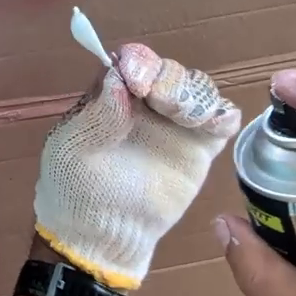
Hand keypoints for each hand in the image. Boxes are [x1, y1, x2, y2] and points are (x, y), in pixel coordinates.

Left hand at [34, 43, 240, 290]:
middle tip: (161, 102)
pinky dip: (223, 114)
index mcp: (113, 93)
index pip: (134, 60)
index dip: (140, 63)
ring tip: (185, 119)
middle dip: (170, 79)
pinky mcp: (199, 149)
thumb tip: (116, 76)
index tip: (137, 82)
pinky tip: (214, 126)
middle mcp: (147, 102)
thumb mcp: (72, 148)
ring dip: (195, 95)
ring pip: (198, 88)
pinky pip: (222, 120)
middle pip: (170, 70)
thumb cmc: (76, 188)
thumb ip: (97, 114)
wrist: (102, 235)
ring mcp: (175, 124)